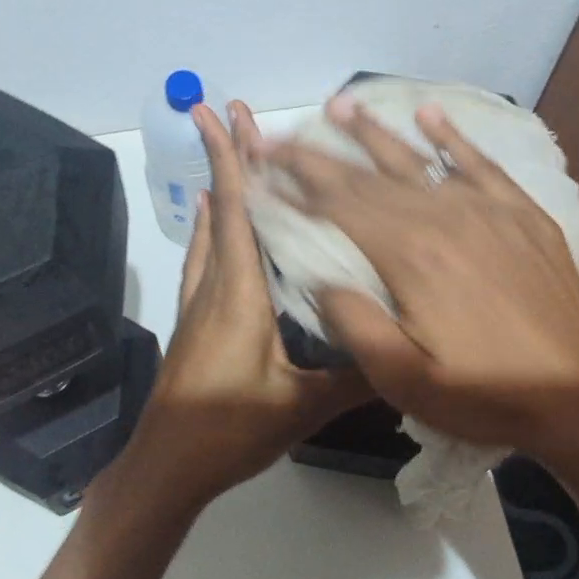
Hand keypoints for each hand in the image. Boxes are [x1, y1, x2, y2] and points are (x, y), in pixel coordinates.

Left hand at [123, 101, 370, 511]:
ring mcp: (199, 306)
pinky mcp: (194, 324)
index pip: (237, 213)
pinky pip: (204, 261)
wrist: (168, 467)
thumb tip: (410, 351)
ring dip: (218, 190)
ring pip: (209, 234)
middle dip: (227, 159)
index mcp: (240, 296)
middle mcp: (215, 288)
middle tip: (232, 113)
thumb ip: (354, 378)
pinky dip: (211, 231)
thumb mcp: (301, 407)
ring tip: (232, 157)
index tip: (220, 112)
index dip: (231, 159)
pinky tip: (215, 228)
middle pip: (220, 210)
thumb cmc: (229, 431)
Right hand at [257, 96, 578, 459]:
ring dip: (375, 133)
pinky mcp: (523, 216)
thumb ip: (354, 323)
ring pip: (420, 161)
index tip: (263, 158)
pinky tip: (429, 113)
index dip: (297, 180)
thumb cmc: (480, 394)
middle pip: (370, 177)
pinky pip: (482, 165)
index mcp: (409, 254)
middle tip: (281, 132)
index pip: (339, 204)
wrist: (572, 397)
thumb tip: (320, 279)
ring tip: (341, 104)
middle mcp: (445, 217)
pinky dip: (453, 138)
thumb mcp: (401, 378)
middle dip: (320, 154)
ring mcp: (488, 211)